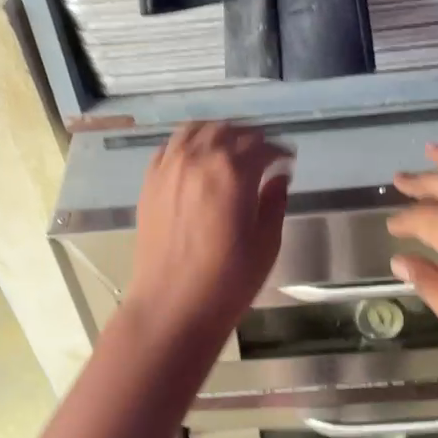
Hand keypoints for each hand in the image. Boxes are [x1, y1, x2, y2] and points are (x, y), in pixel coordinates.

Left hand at [124, 122, 291, 344]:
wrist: (172, 306)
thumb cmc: (227, 281)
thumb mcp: (266, 244)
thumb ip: (274, 202)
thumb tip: (279, 177)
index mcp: (234, 171)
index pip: (262, 146)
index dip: (279, 152)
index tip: (287, 161)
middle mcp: (200, 158)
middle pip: (229, 131)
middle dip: (250, 138)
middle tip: (263, 154)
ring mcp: (170, 166)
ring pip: (197, 130)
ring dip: (219, 134)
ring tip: (230, 149)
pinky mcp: (151, 180)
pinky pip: (172, 146)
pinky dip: (189, 144)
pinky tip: (197, 158)